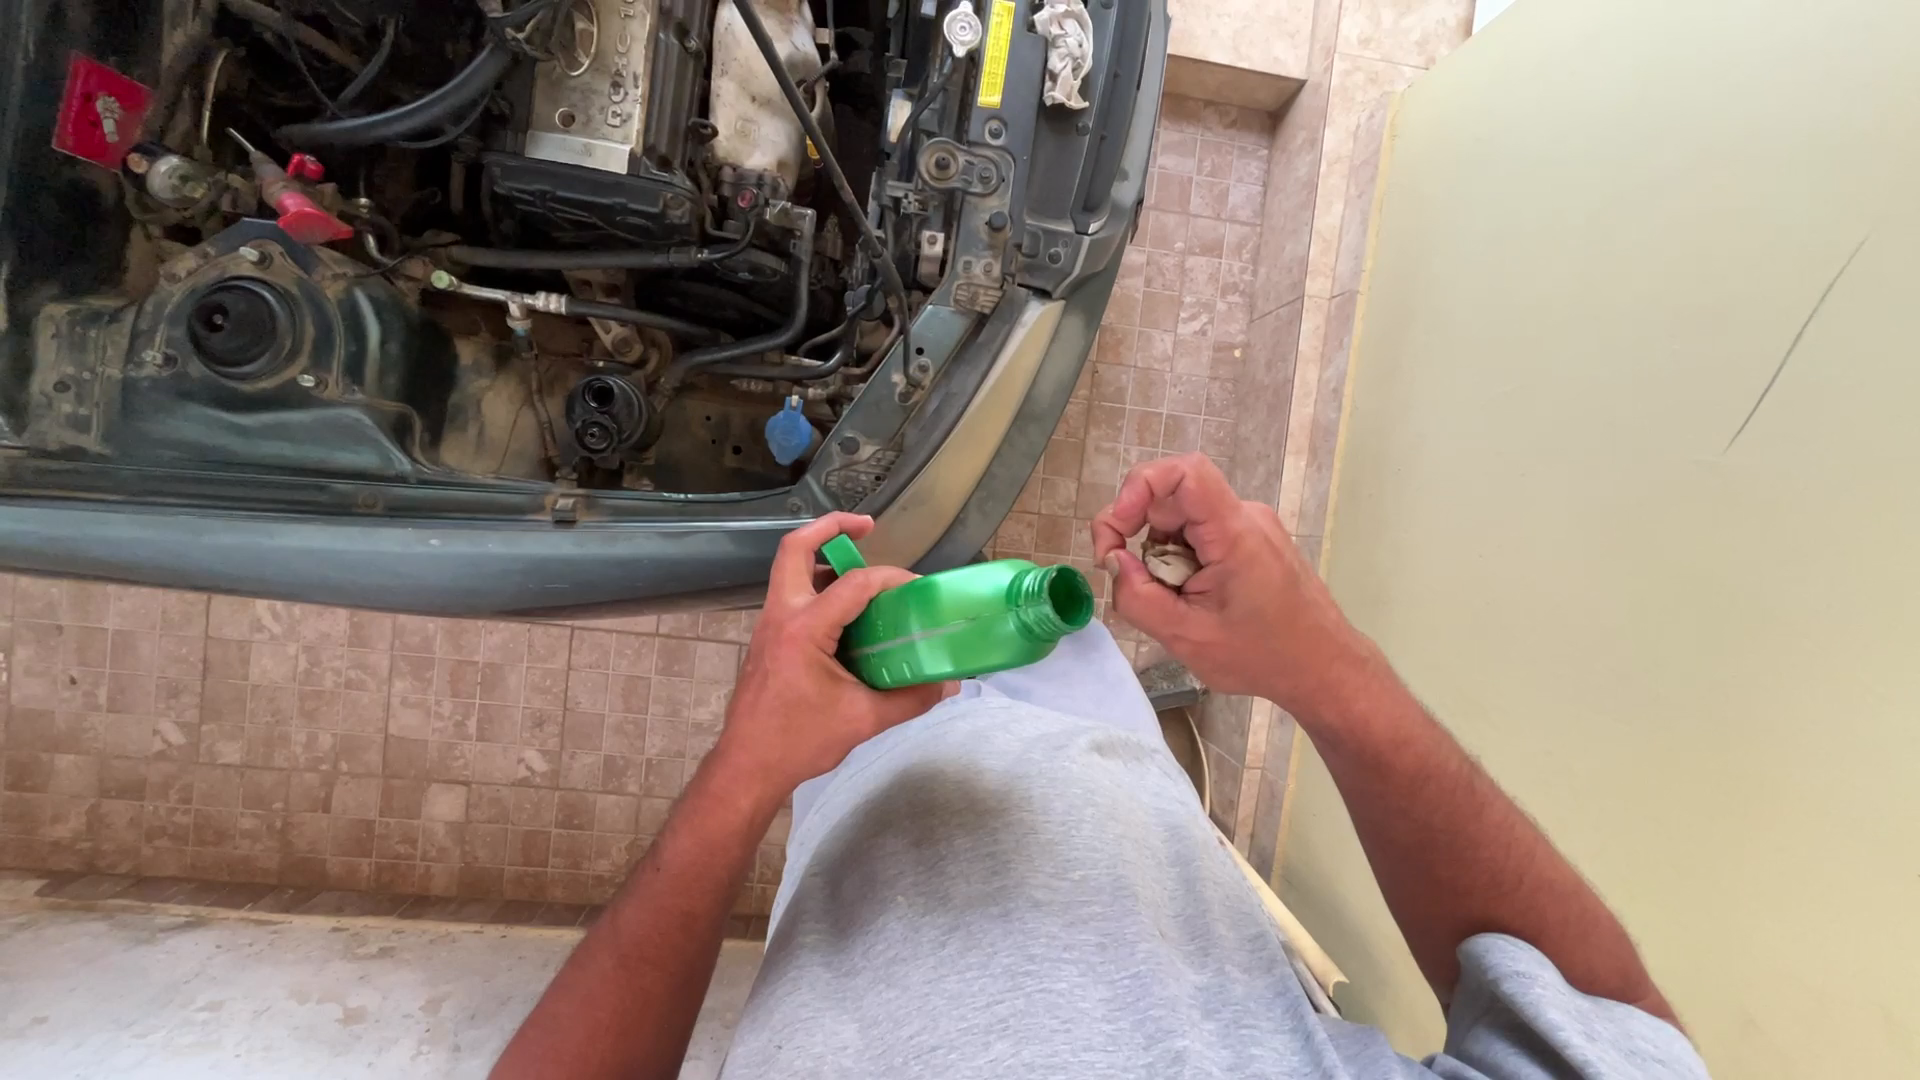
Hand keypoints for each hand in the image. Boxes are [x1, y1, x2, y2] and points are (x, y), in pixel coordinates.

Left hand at [712, 512, 948, 800]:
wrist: (747, 766)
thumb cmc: (798, 741)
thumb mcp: (862, 720)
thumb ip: (909, 699)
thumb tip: (947, 685)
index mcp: (804, 629)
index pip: (854, 585)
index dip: (891, 578)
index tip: (919, 588)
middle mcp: (781, 615)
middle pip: (795, 549)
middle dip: (830, 527)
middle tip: (867, 526)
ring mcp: (770, 625)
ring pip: (790, 569)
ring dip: (822, 557)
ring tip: (860, 565)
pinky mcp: (768, 638)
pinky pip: (791, 594)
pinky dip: (817, 585)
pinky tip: (846, 610)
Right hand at [1091, 453, 1375, 719]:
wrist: (1324, 668)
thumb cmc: (1261, 656)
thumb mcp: (1185, 636)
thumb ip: (1137, 596)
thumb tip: (1112, 561)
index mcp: (1234, 533)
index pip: (1184, 473)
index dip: (1138, 487)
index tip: (1118, 532)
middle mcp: (1244, 516)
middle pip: (1173, 500)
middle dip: (1141, 536)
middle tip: (1137, 583)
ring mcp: (1250, 526)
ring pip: (1182, 521)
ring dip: (1161, 555)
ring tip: (1175, 602)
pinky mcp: (1251, 540)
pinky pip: (1199, 534)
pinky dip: (1180, 561)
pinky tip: (1193, 598)